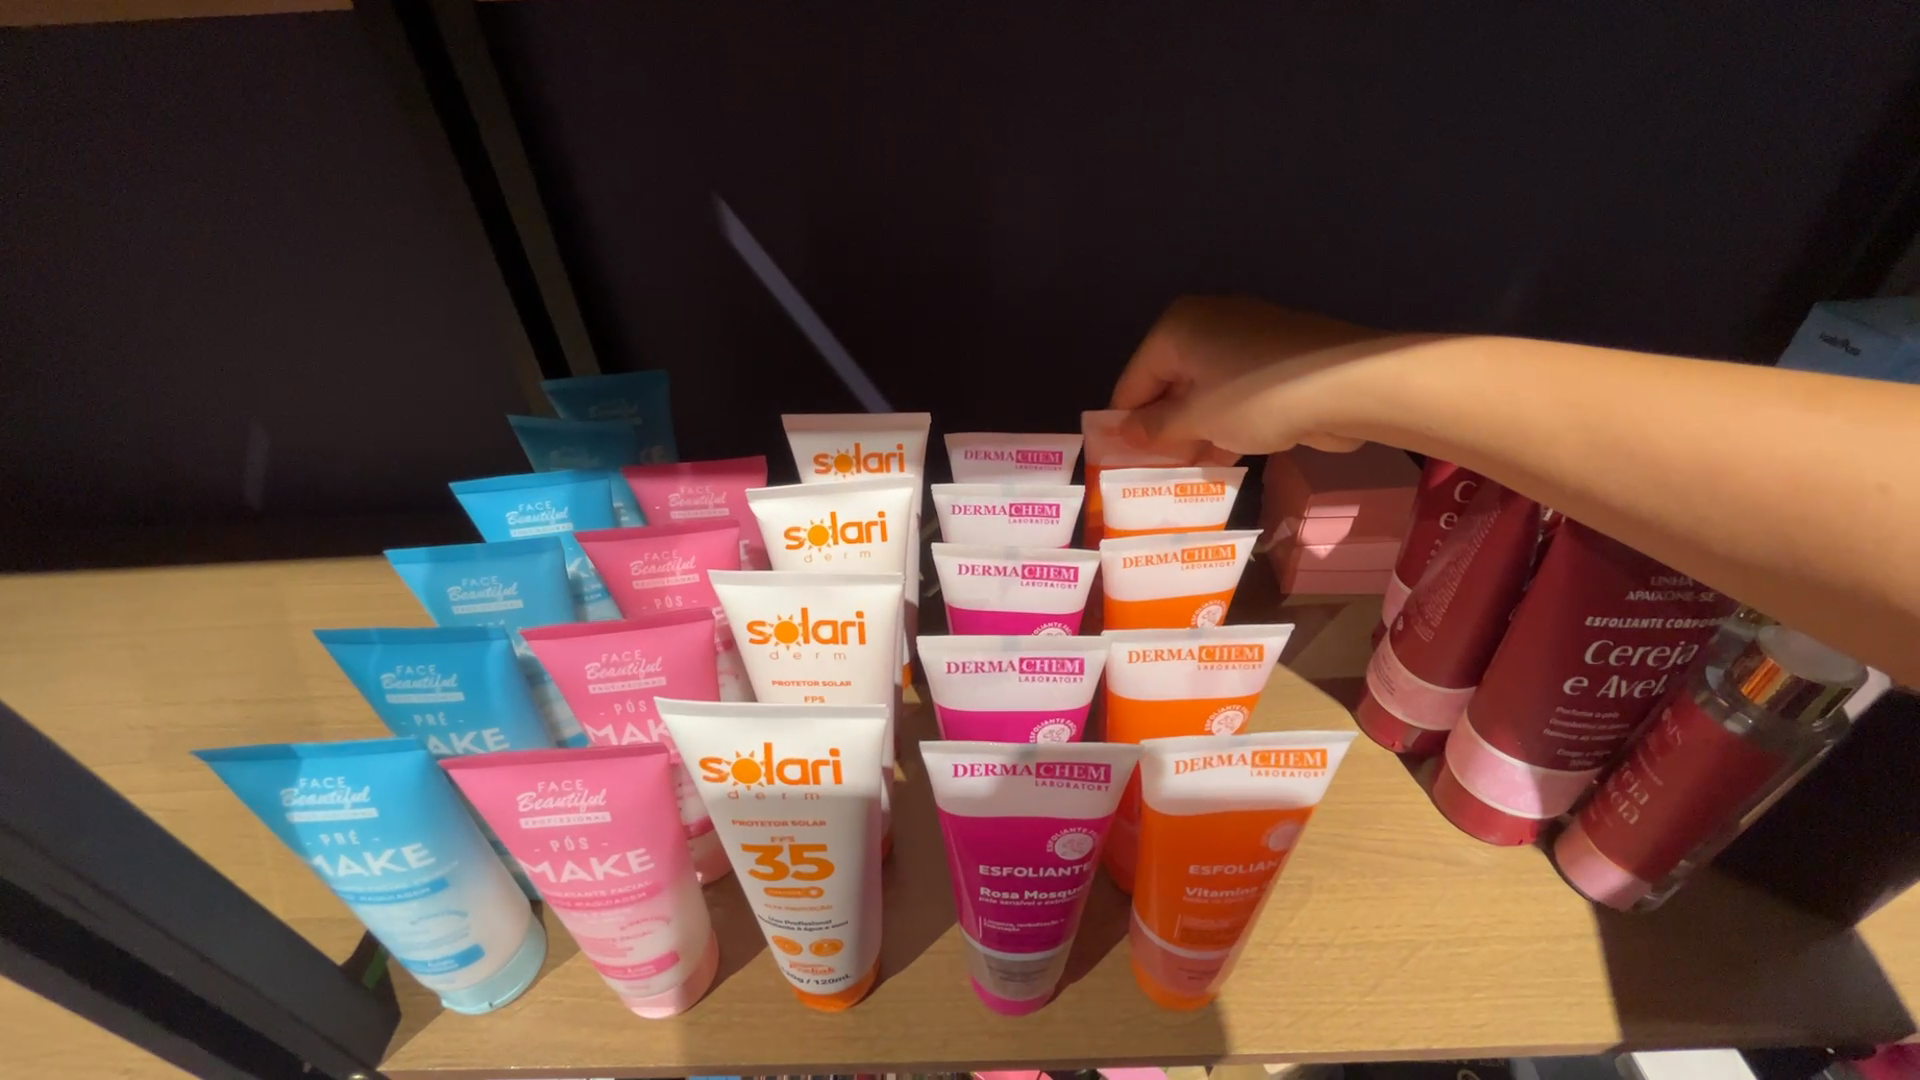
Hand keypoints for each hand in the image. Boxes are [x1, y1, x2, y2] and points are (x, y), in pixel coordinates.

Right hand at [1110, 295, 1389, 458]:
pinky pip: (1235, 396)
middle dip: (1161, 430)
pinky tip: (1220, 460)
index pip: (1133, 381)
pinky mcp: (1276, 362)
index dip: (1125, 424)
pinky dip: (1224, 424)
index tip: (1119, 462)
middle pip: (1168, 386)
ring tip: (1183, 475)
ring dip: (1193, 433)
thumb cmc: (1256, 397)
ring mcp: (1245, 341)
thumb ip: (1154, 428)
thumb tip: (1122, 434)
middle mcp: (1207, 325)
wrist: (1351, 385)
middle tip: (1153, 473)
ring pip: (1203, 394)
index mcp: (1178, 328)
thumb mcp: (1196, 419)